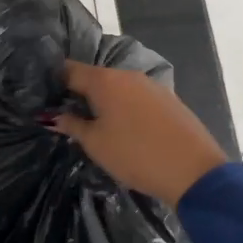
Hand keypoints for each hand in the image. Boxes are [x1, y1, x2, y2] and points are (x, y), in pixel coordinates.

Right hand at [54, 60, 228, 205]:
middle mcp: (127, 75)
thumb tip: (53, 116)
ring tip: (99, 125)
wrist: (195, 172)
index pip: (69, 69)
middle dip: (80, 93)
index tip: (46, 98)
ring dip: (105, 101)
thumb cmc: (136, 155)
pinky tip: (128, 129)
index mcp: (104, 80)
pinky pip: (137, 96)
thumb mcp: (96, 144)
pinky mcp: (169, 99)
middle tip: (70, 116)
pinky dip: (127, 107)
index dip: (54, 82)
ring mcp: (151, 85)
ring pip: (118, 87)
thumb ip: (72, 125)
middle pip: (95, 77)